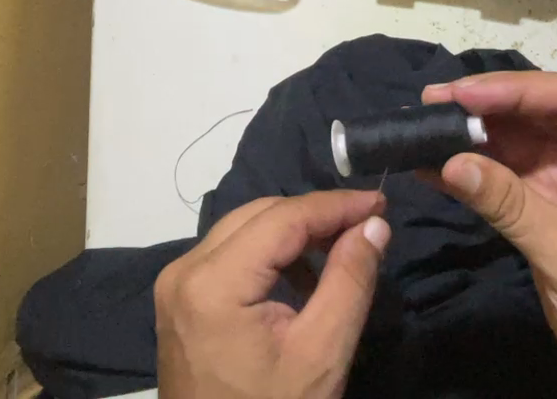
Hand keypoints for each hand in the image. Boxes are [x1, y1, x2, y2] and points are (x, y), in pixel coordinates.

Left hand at [155, 190, 390, 398]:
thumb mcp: (321, 356)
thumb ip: (349, 281)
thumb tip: (374, 224)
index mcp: (212, 282)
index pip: (282, 218)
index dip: (334, 205)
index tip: (379, 199)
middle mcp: (185, 269)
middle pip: (259, 215)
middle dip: (315, 215)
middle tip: (366, 223)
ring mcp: (177, 283)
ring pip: (244, 229)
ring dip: (293, 233)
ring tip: (341, 250)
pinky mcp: (181, 299)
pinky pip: (230, 254)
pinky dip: (269, 255)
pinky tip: (302, 279)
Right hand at [421, 73, 556, 398]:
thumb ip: (513, 207)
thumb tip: (450, 162)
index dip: (517, 89)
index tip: (464, 95)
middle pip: (537, 115)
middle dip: (486, 104)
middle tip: (431, 103)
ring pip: (516, 144)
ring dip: (472, 134)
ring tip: (424, 128)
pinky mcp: (544, 216)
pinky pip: (503, 180)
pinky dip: (470, 171)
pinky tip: (433, 168)